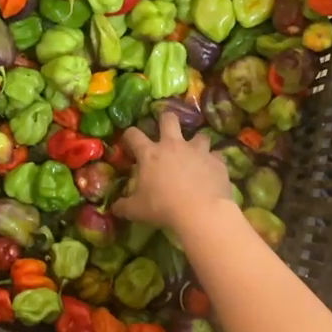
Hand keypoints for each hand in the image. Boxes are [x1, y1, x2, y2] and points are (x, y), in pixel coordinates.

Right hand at [113, 112, 234, 231]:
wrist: (201, 212)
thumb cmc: (163, 207)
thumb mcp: (137, 210)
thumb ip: (124, 206)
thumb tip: (114, 208)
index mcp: (150, 154)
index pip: (133, 134)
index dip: (129, 135)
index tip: (129, 141)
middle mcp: (173, 145)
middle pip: (169, 119)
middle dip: (166, 120)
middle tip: (166, 130)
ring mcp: (198, 151)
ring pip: (199, 135)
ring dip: (196, 142)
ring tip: (194, 153)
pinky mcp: (217, 161)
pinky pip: (216, 155)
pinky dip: (213, 161)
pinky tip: (211, 171)